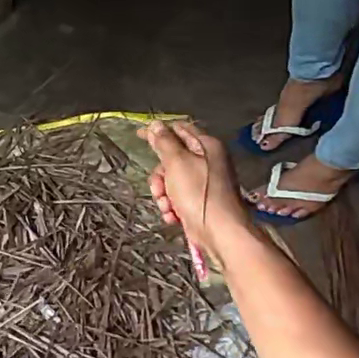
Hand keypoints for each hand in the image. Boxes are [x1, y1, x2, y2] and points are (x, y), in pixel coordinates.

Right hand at [139, 119, 255, 261]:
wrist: (219, 232)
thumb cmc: (198, 194)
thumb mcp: (177, 163)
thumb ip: (164, 142)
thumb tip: (155, 125)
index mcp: (205, 146)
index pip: (178, 129)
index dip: (158, 132)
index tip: (138, 136)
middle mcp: (207, 161)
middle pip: (171, 159)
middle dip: (160, 175)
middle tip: (160, 187)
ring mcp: (204, 183)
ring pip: (171, 181)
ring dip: (163, 194)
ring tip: (167, 206)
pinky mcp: (200, 201)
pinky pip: (178, 198)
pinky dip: (172, 206)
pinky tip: (173, 215)